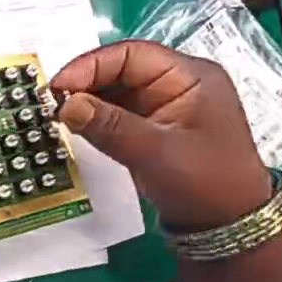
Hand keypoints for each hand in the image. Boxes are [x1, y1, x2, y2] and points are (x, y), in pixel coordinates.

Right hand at [50, 41, 281, 281]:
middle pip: (120, 69)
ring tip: (59, 115)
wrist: (228, 226)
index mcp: (190, 77)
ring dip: (86, 100)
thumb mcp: (155, 153)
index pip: (131, 55)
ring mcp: (163, 105)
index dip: (90, 66)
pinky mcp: (151, 127)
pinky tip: (76, 125)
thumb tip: (66, 106)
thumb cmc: (207, 184)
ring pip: (115, 90)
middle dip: (85, 83)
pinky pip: (116, 111)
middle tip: (53, 102)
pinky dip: (94, 117)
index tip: (58, 86)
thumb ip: (109, 126)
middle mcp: (177, 84)